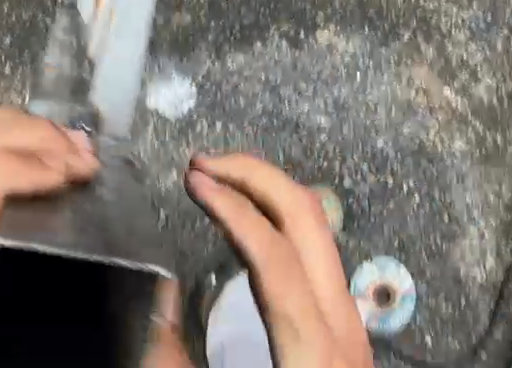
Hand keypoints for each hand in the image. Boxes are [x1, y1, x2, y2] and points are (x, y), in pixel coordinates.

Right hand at [187, 153, 373, 367]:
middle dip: (253, 175)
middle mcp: (341, 318)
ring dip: (265, 189)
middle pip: (306, 216)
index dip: (230, 207)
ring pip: (316, 224)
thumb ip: (180, 361)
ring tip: (218, 177)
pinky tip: (245, 218)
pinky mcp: (344, 319)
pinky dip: (276, 215)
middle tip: (202, 163)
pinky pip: (313, 246)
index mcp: (314, 346)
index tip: (192, 179)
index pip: (273, 252)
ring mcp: (349, 315)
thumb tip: (162, 295)